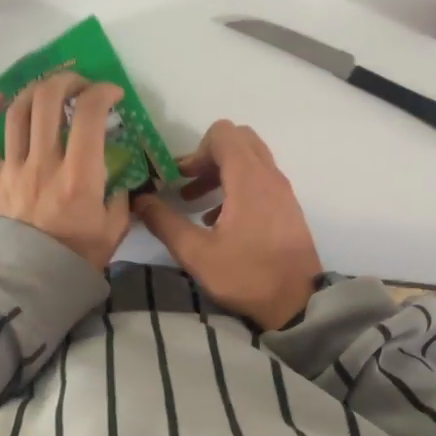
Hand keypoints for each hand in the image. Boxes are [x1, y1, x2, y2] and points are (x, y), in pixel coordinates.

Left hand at [0, 73, 133, 269]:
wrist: (32, 286)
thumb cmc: (76, 260)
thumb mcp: (113, 230)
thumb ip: (121, 197)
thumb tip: (120, 175)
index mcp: (79, 177)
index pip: (90, 113)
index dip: (103, 92)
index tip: (113, 95)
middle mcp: (43, 165)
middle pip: (48, 100)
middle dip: (68, 82)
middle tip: (80, 87)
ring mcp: (12, 171)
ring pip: (17, 112)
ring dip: (35, 91)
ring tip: (49, 91)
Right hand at [133, 121, 322, 330]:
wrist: (296, 302)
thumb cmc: (245, 275)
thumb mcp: (195, 253)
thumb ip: (164, 222)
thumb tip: (139, 200)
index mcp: (248, 179)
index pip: (223, 133)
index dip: (195, 149)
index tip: (179, 178)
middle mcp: (269, 175)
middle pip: (238, 140)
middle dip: (207, 156)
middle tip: (187, 183)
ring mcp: (281, 190)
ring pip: (249, 159)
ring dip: (220, 172)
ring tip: (195, 203)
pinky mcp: (286, 206)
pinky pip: (259, 179)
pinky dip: (236, 186)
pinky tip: (217, 220)